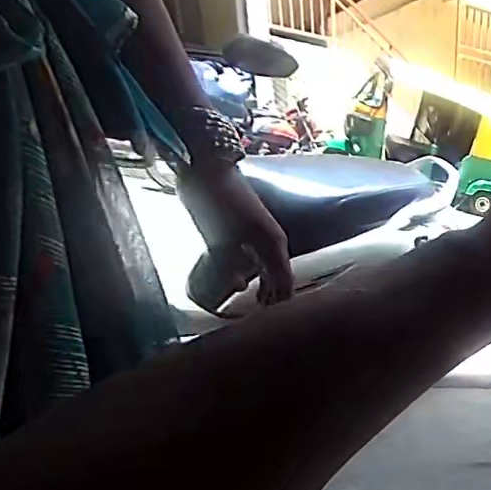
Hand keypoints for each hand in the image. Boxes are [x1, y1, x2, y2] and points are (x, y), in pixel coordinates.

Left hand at [179, 157, 293, 305]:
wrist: (204, 167)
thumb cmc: (219, 203)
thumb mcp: (223, 241)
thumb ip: (231, 269)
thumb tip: (239, 288)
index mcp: (273, 244)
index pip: (285, 281)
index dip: (282, 302)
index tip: (277, 322)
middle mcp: (270, 242)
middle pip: (279, 276)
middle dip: (275, 297)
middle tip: (265, 319)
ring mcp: (255, 235)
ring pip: (266, 268)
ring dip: (263, 286)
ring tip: (256, 306)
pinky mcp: (240, 231)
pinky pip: (251, 259)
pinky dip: (249, 274)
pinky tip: (239, 284)